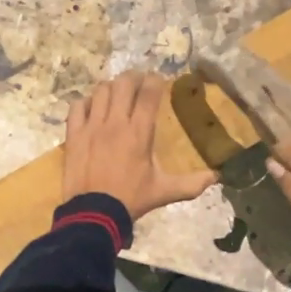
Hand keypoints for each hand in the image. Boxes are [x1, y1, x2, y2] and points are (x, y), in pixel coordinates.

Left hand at [63, 72, 217, 219]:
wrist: (94, 213)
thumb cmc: (131, 200)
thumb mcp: (164, 191)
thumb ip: (192, 183)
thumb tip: (217, 177)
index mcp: (139, 132)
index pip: (148, 93)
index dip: (155, 81)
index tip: (159, 80)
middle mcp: (115, 123)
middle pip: (123, 84)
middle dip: (134, 78)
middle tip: (139, 83)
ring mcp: (91, 126)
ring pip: (101, 91)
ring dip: (111, 88)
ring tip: (117, 94)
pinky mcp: (73, 135)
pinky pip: (77, 106)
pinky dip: (86, 102)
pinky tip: (92, 108)